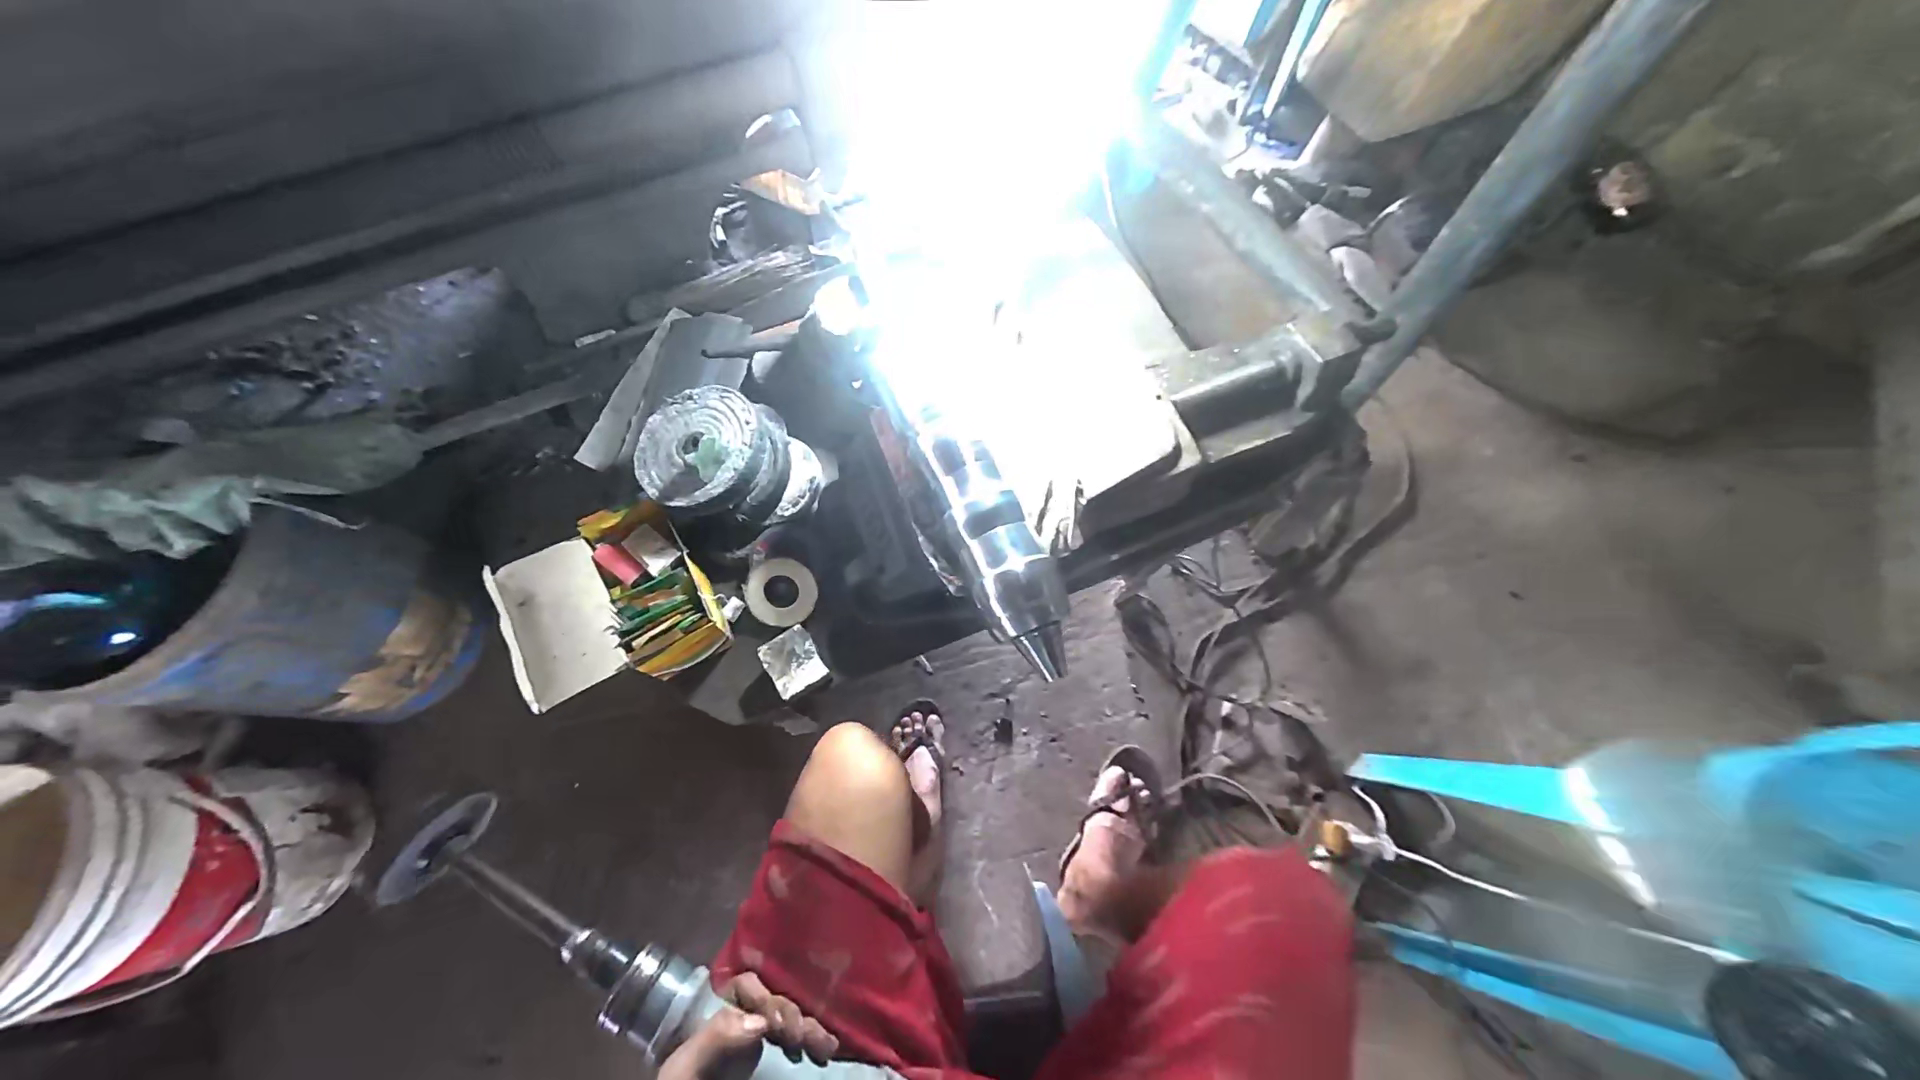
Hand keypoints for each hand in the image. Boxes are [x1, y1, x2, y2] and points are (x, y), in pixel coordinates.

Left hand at [657, 972, 839, 1079]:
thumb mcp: (683, 1073)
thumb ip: (714, 1041)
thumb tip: (759, 1021)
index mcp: (720, 1018)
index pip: (746, 986)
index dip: (763, 996)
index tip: (774, 1024)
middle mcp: (745, 1026)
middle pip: (776, 1003)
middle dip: (792, 1014)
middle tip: (803, 1037)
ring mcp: (761, 1050)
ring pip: (793, 1023)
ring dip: (811, 1028)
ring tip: (826, 1045)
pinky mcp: (776, 1068)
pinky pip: (800, 1048)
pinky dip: (817, 1043)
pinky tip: (829, 1049)